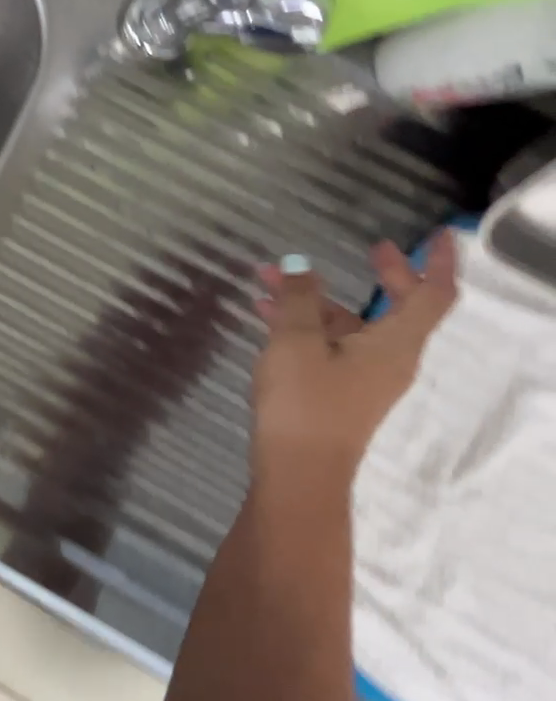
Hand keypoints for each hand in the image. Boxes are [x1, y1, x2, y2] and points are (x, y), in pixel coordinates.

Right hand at [250, 235, 458, 482]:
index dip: (436, 264)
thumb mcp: (294, 341)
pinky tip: (265, 314)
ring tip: (267, 280)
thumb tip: (298, 265)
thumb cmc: (304, 399)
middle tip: (369, 248)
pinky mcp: (339, 387)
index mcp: (395, 343)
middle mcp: (391, 357)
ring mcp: (365, 374)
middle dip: (383, 276)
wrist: (299, 463)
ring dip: (318, 300)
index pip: (432, 296)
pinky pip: (330, 342)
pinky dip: (305, 323)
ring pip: (351, 325)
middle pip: (396, 308)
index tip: (434, 236)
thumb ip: (298, 300)